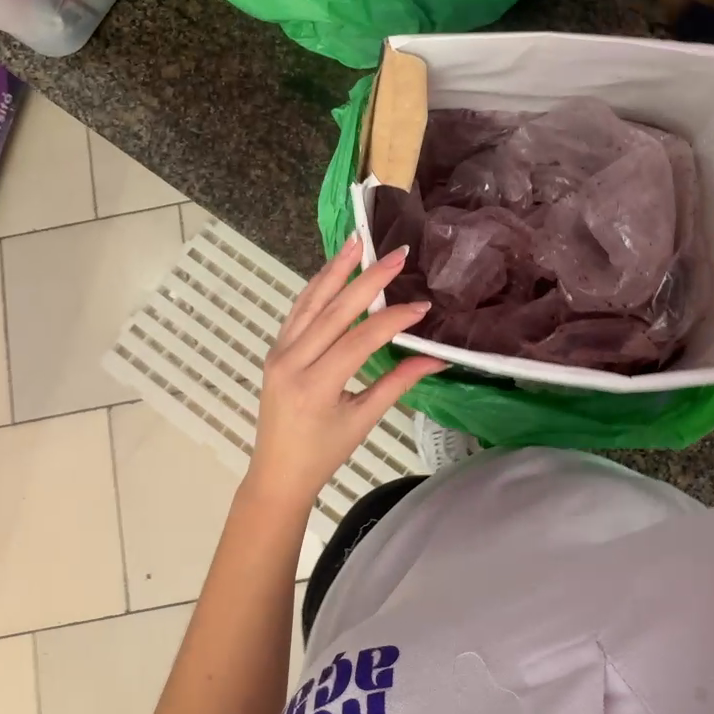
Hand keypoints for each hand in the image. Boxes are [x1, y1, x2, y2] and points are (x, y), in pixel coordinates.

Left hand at [246, 236, 446, 506]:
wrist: (277, 473)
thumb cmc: (323, 454)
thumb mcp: (363, 420)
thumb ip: (398, 383)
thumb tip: (438, 358)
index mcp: (315, 386)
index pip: (360, 340)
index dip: (393, 319)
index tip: (422, 305)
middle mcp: (292, 362)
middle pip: (334, 311)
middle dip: (369, 279)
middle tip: (397, 254)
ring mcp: (278, 352)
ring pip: (310, 302)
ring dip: (337, 269)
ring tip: (359, 241)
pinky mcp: (275, 349)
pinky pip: (298, 310)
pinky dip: (318, 286)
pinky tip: (335, 268)